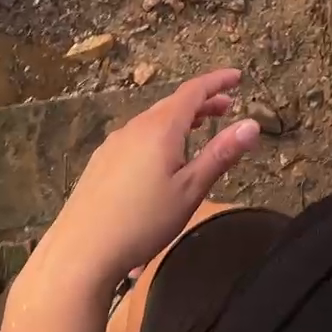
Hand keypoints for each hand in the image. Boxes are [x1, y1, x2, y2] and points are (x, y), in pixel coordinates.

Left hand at [35, 69, 261, 287]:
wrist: (79, 254)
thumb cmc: (143, 221)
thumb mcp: (191, 190)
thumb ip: (221, 154)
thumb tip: (252, 124)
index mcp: (161, 128)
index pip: (194, 91)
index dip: (218, 81)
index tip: (238, 77)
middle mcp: (136, 127)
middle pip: (174, 103)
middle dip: (203, 101)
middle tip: (227, 108)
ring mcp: (114, 144)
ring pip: (154, 120)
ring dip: (181, 119)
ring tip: (198, 129)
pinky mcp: (100, 163)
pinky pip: (138, 136)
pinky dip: (160, 134)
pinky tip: (161, 158)